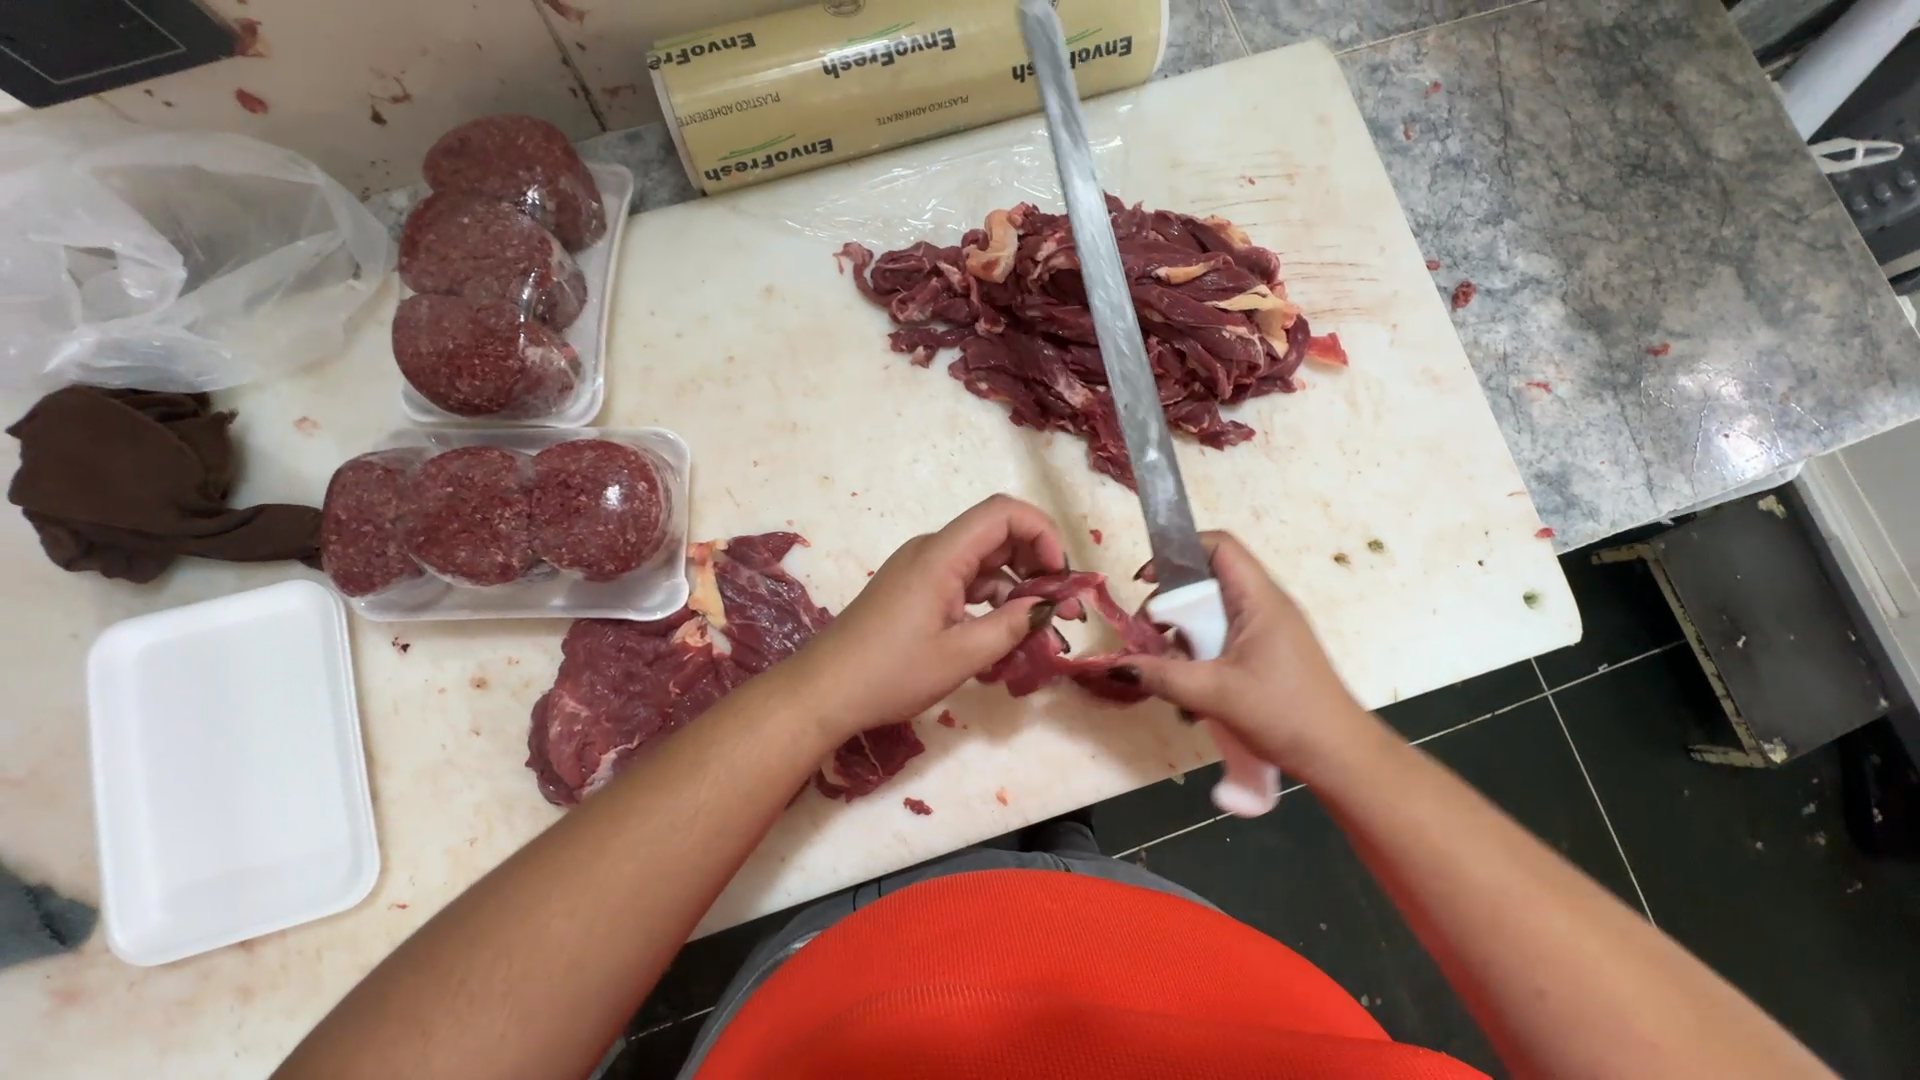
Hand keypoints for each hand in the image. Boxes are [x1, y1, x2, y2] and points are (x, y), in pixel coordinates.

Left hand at [789, 495, 1067, 739]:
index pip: (1003, 512)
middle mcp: (932, 552)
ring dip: (1016, 591)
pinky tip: (1003, 640)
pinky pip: (964, 584)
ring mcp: (922, 571)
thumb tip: (1047, 608)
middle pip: (997, 535)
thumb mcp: (960, 656)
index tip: (1060, 576)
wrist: (824, 691)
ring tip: (1039, 633)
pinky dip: (990, 605)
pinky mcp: (916, 591)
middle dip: (1037, 566)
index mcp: (941, 555)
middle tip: (1063, 609)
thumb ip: (1010, 627)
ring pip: (984, 564)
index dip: (1042, 533)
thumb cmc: (890, 673)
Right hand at [1127, 532, 1371, 774]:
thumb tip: (1115, 665)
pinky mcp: (1265, 656)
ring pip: (1210, 616)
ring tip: (1165, 669)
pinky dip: (1199, 658)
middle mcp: (1264, 606)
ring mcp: (1266, 632)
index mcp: (1259, 599)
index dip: (1178, 553)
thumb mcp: (1216, 694)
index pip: (1218, 546)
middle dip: (1170, 606)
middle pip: (1206, 583)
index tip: (1146, 582)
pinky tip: (1190, 692)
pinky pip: (1221, 641)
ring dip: (1183, 638)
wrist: (1340, 757)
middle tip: (1148, 636)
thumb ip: (1163, 676)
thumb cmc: (1285, 714)